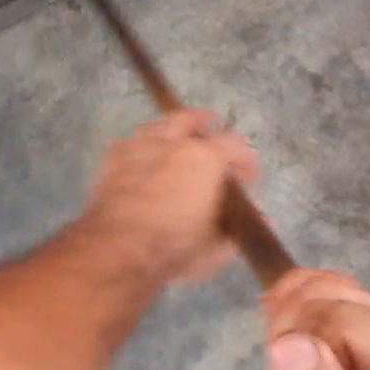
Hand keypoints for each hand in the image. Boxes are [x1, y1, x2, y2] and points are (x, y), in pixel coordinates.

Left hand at [71, 109, 257, 285]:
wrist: (117, 250)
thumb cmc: (175, 248)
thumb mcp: (217, 247)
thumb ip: (237, 227)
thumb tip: (259, 220)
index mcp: (205, 158)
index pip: (234, 144)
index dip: (245, 159)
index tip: (247, 177)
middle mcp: (171, 143)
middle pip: (189, 118)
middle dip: (204, 123)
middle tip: (210, 129)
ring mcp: (137, 148)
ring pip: (156, 126)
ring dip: (169, 131)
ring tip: (173, 140)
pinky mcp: (110, 161)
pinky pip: (128, 143)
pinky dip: (139, 148)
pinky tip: (141, 158)